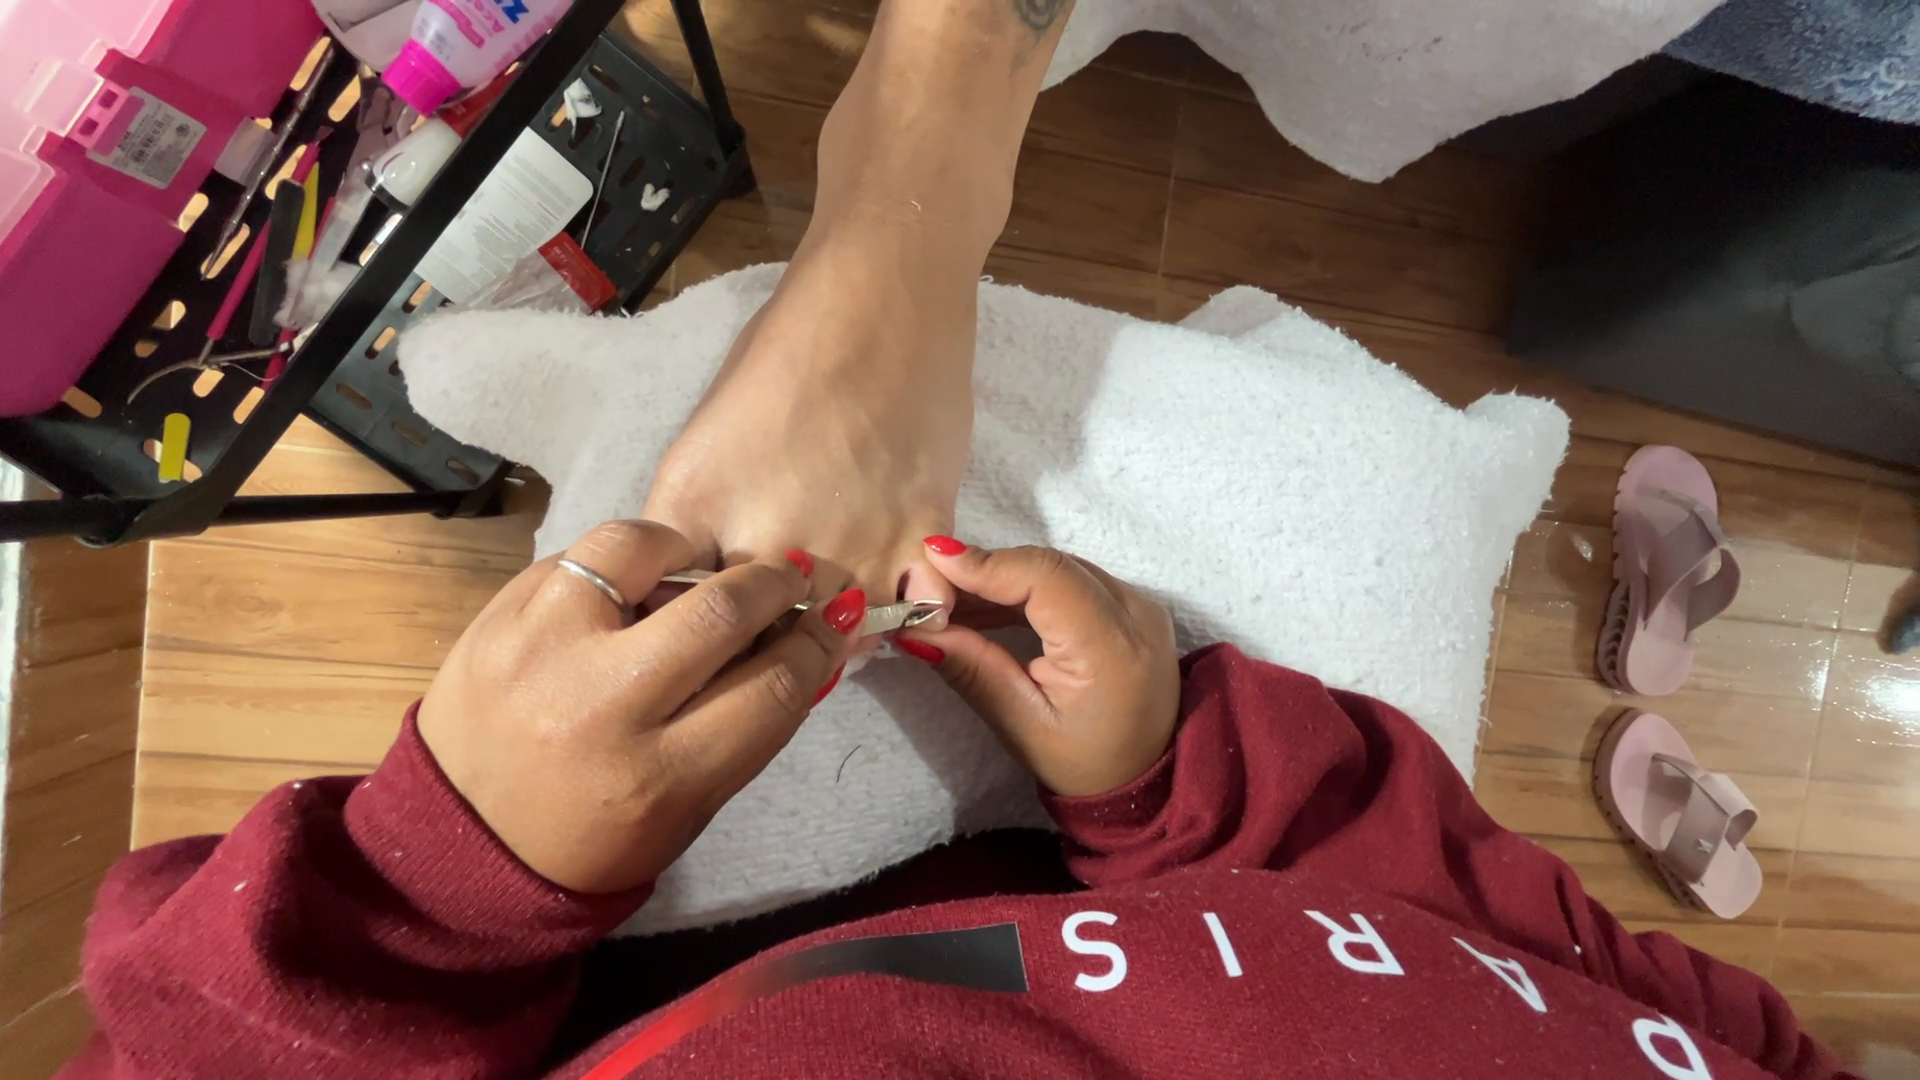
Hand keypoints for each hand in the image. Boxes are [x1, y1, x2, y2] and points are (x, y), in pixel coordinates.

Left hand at [416, 521, 865, 892]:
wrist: (454, 851)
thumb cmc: (597, 839)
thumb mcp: (694, 801)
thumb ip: (753, 718)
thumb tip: (807, 634)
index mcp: (659, 776)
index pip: (775, 686)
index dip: (819, 642)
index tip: (833, 618)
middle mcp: (599, 706)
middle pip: (722, 611)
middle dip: (774, 584)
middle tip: (786, 579)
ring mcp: (538, 650)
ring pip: (642, 549)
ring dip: (690, 550)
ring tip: (698, 566)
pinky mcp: (495, 616)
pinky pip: (582, 554)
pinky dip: (627, 559)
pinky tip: (634, 586)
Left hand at [641, 223, 978, 617]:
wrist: (883, 293)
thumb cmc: (789, 342)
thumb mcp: (708, 433)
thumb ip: (703, 518)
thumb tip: (716, 579)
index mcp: (696, 509)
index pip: (676, 619)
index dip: (693, 642)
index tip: (711, 642)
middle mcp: (767, 541)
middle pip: (758, 647)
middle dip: (765, 653)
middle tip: (782, 633)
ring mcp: (852, 544)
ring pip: (839, 646)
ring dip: (836, 642)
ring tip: (840, 613)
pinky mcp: (925, 532)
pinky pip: (917, 615)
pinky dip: (908, 617)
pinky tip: (902, 596)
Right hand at [898, 538, 1180, 796]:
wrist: (1150, 778)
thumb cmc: (1085, 764)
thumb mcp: (1023, 726)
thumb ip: (974, 670)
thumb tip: (916, 629)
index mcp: (1111, 648)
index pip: (1045, 578)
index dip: (988, 564)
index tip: (932, 558)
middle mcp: (1135, 613)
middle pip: (1050, 566)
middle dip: (987, 569)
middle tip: (931, 584)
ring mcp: (1139, 605)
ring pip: (1059, 568)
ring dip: (1004, 577)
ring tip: (949, 598)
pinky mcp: (1133, 606)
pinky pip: (1072, 580)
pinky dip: (1028, 587)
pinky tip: (986, 603)